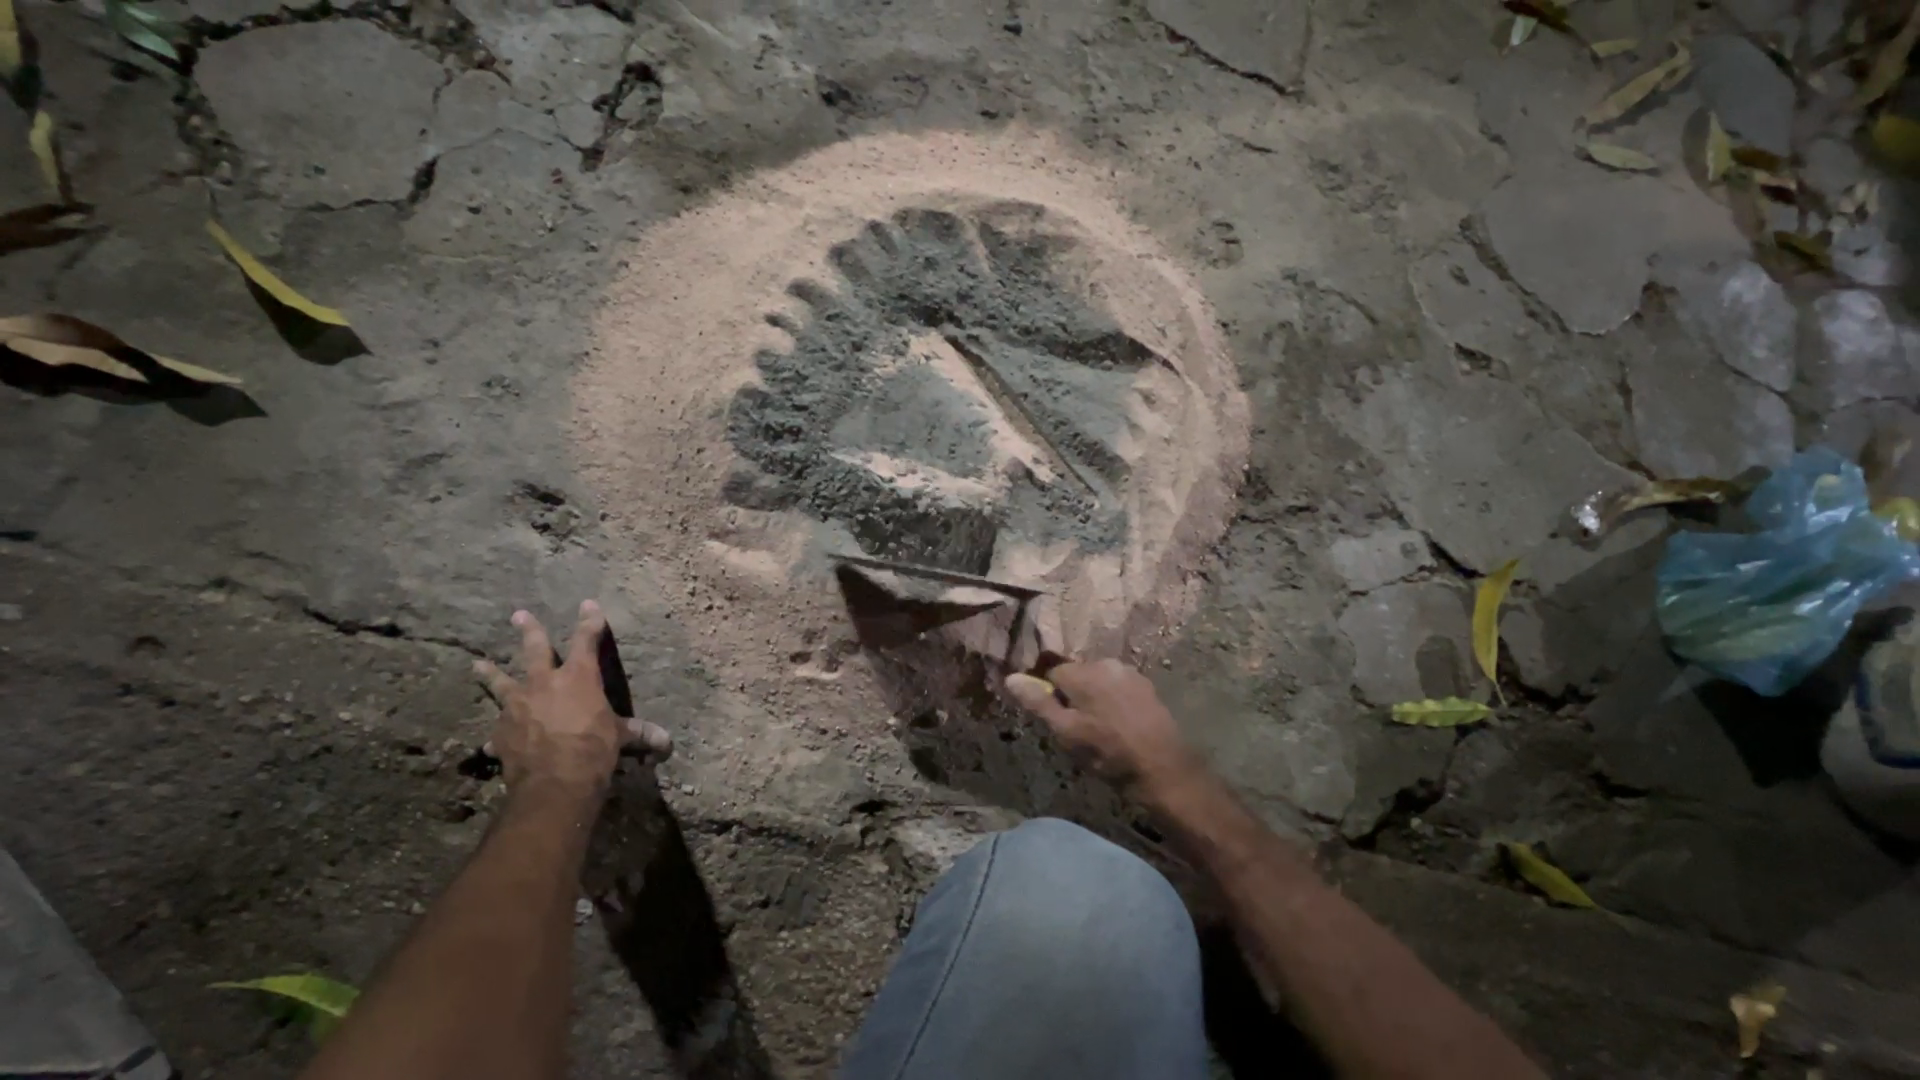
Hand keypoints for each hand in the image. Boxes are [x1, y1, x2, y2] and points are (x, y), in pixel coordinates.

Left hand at [474, 601, 671, 794]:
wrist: (554, 783)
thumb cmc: (594, 750)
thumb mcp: (621, 738)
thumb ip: (638, 734)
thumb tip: (667, 742)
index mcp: (578, 678)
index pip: (586, 641)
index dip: (590, 622)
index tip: (588, 605)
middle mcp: (544, 684)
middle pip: (534, 649)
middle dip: (529, 630)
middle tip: (518, 615)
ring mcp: (517, 706)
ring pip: (501, 683)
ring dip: (490, 673)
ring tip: (478, 665)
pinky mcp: (500, 732)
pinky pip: (497, 730)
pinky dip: (497, 733)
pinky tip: (491, 741)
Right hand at [1004, 659, 1199, 794]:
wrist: (1162, 768)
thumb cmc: (1108, 752)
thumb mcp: (1066, 732)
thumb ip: (1038, 702)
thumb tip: (1011, 677)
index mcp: (1083, 672)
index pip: (1051, 674)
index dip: (1049, 697)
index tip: (1057, 721)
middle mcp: (1106, 663)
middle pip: (1076, 675)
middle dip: (1072, 695)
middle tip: (1078, 729)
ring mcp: (1130, 674)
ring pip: (1098, 681)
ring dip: (1094, 698)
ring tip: (1100, 729)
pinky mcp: (1146, 687)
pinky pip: (1118, 688)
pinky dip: (1113, 701)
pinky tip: (1119, 725)